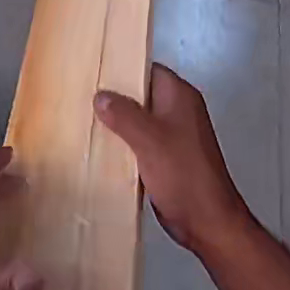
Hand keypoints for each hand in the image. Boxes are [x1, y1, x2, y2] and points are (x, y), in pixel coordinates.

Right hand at [94, 63, 252, 255]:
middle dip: (113, 94)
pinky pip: (138, 138)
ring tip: (84, 116)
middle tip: (81, 93)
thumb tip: (100, 96)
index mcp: (179, 95)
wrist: (208, 224)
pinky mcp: (165, 155)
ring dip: (115, 119)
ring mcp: (172, 133)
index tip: (93, 68)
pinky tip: (99, 143)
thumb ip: (123, 114)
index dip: (120, 65)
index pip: (145, 67)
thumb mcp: (149, 139)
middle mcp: (177, 109)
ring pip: (136, 117)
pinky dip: (122, 139)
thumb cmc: (183, 175)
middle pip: (139, 91)